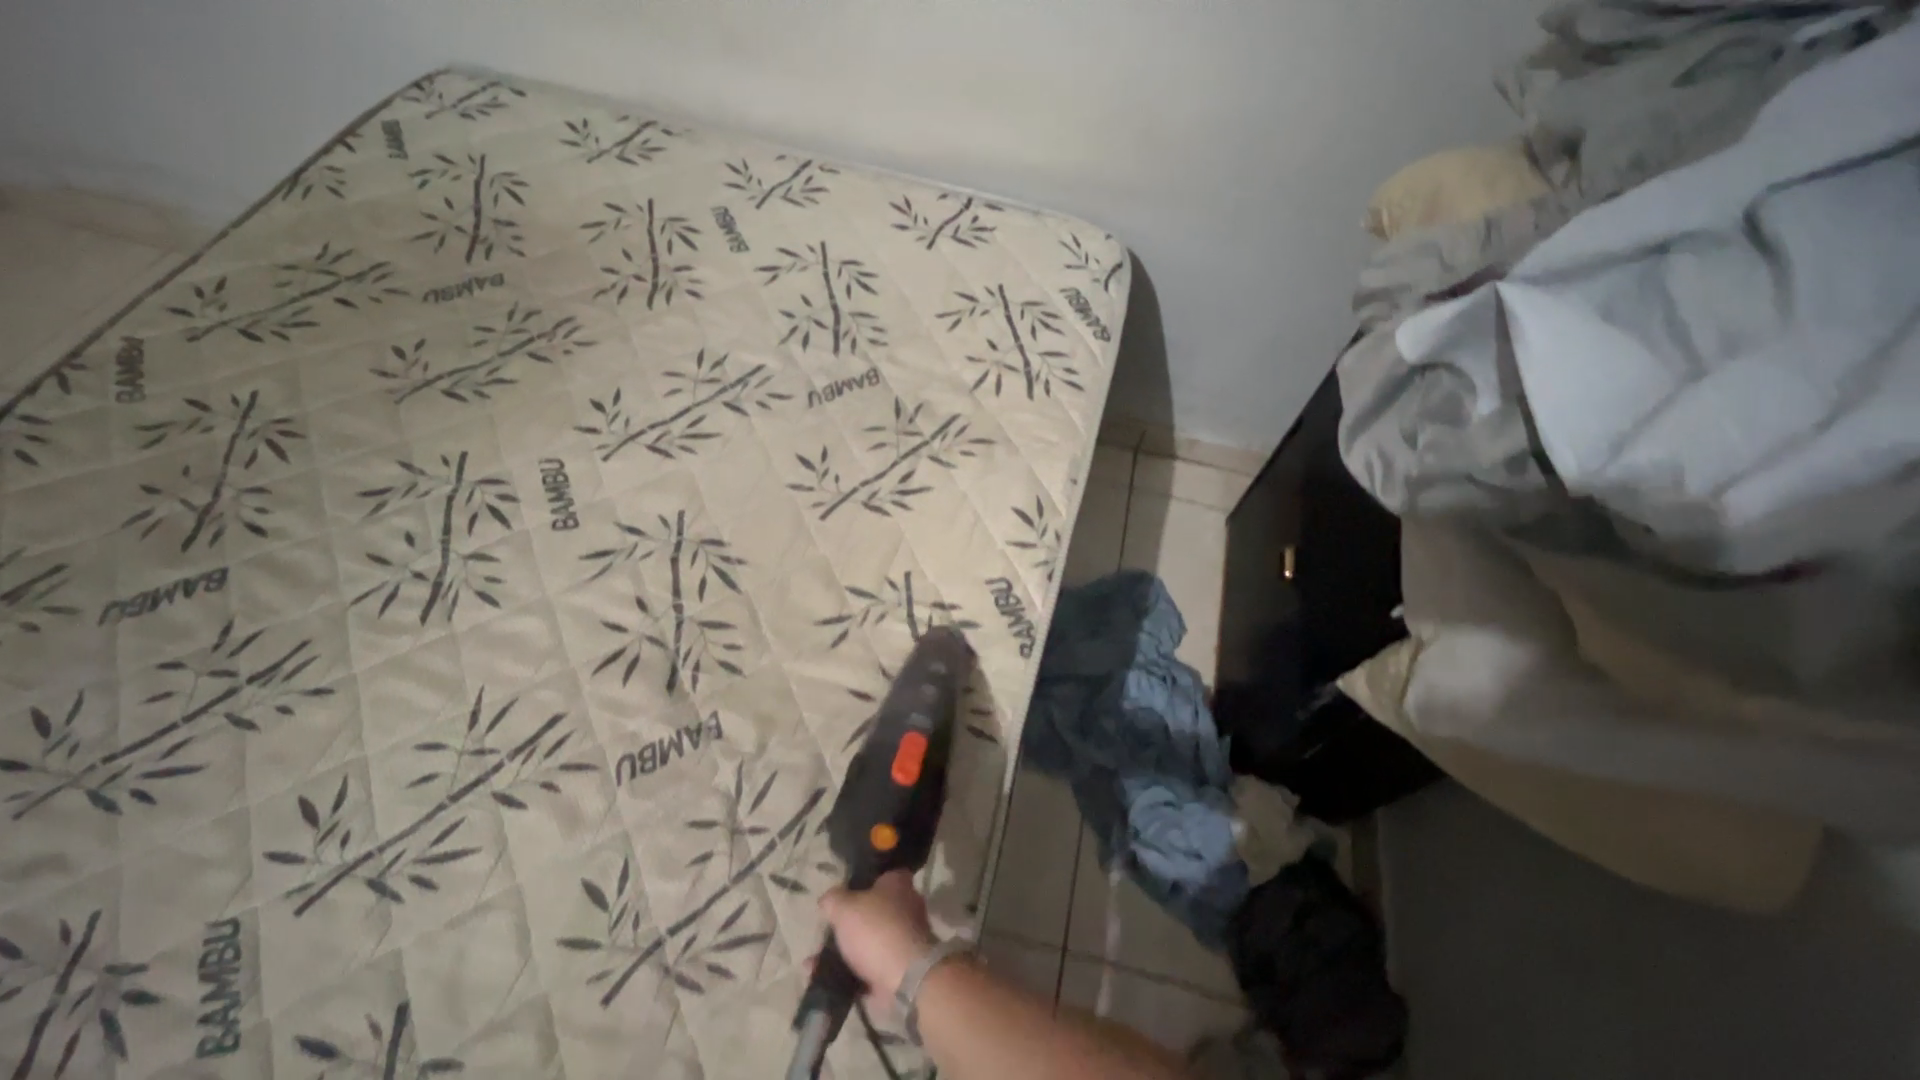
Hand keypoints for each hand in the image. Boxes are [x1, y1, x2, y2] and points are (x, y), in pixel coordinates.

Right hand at [819, 869, 937, 1008]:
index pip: (885, 874)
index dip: (866, 879)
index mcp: (898, 885)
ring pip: (869, 941)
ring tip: (815, 961)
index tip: (846, 890)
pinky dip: (848, 974)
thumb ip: (833, 899)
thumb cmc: (876, 931)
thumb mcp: (845, 907)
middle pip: (875, 910)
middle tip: (827, 929)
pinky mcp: (900, 969)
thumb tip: (829, 900)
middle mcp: (906, 908)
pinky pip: (868, 968)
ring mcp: (905, 940)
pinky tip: (823, 978)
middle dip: (850, 921)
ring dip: (844, 952)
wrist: (905, 978)